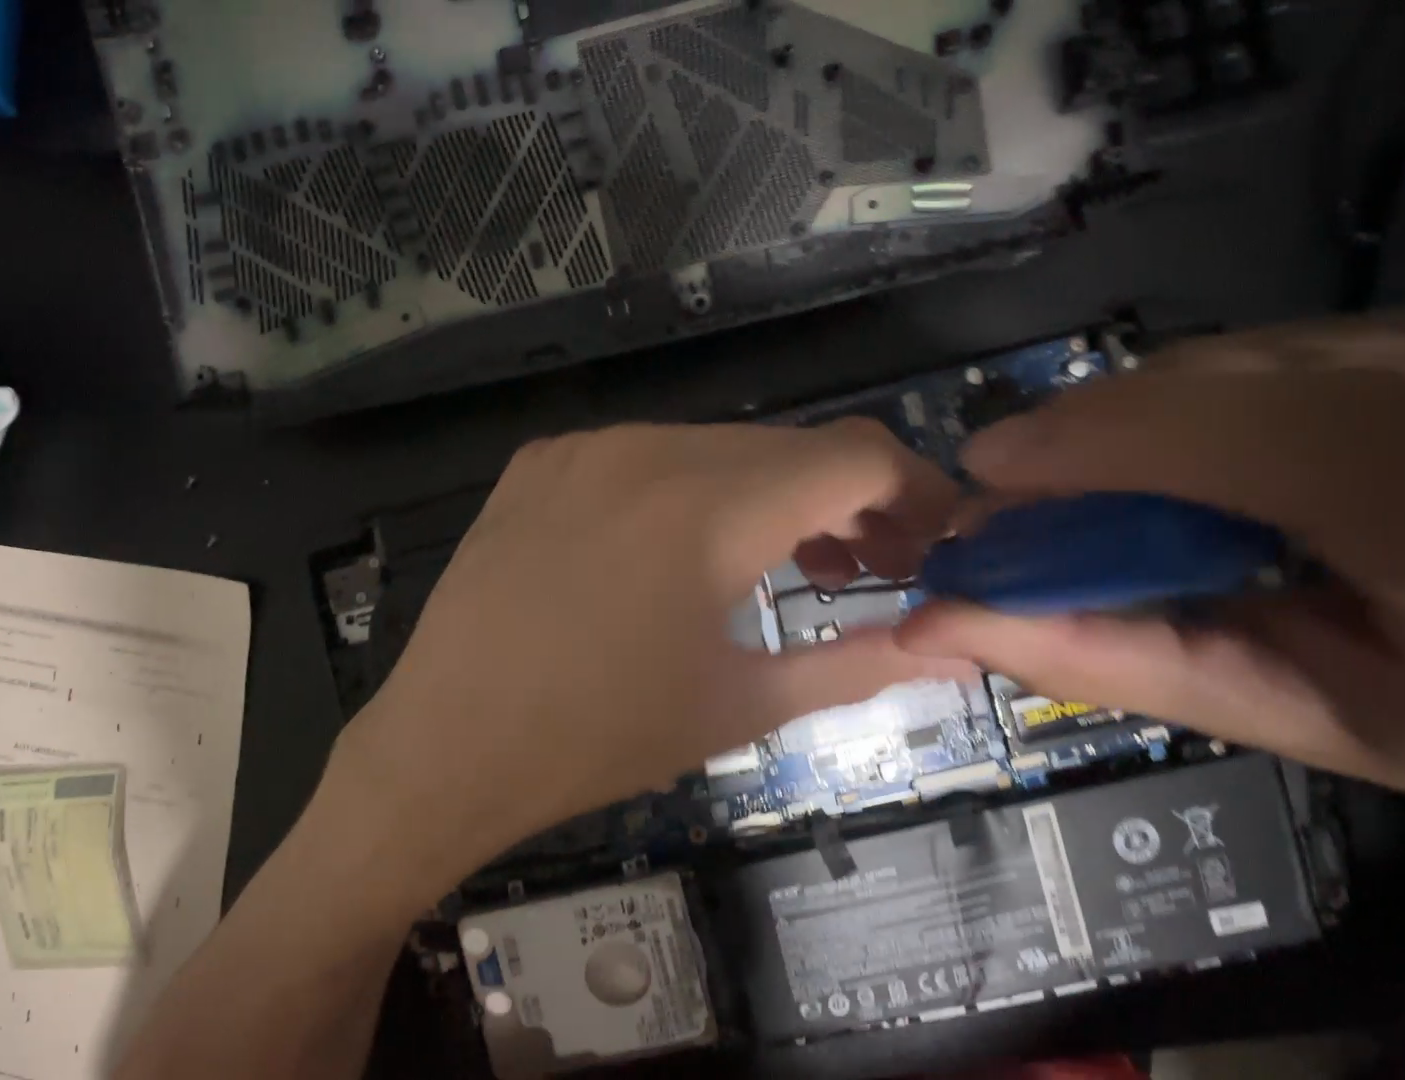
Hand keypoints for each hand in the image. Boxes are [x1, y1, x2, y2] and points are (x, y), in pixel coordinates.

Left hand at [330, 420, 969, 880]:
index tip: (932, 540)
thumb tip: (957, 650)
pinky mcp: (538, 461)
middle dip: (843, 501)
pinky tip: (678, 551)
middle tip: (862, 571)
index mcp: (710, 509)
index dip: (914, 491)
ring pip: (715, 447)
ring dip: (765, 494)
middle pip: (787, 448)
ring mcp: (584, 448)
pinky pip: (642, 456)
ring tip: (779, 564)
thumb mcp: (741, 705)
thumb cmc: (599, 738)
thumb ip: (858, 664)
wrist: (447, 743)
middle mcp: (648, 450)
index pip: (854, 457)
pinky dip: (688, 489)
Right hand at [897, 313, 1404, 810]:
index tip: (972, 524)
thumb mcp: (1341, 721)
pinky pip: (1277, 354)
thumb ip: (1132, 663)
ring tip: (1119, 514)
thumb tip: (952, 624)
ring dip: (1131, 434)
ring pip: (1216, 362)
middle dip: (1070, 454)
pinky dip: (1202, 413)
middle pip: (1173, 384)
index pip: (1169, 426)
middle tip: (1033, 535)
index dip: (1042, 463)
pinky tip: (1220, 477)